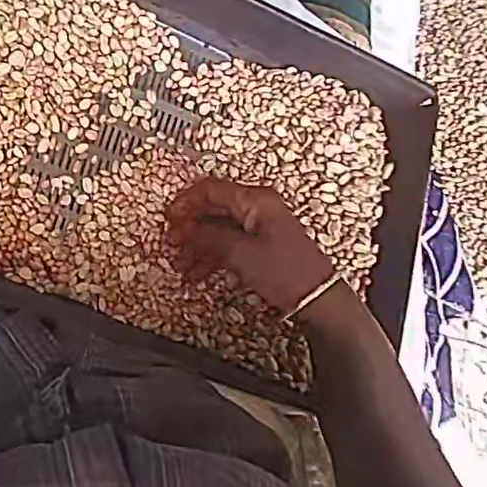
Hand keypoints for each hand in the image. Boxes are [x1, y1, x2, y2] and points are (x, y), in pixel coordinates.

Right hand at [166, 177, 335, 313]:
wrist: (317, 298)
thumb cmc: (286, 272)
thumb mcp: (240, 254)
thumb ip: (209, 237)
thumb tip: (184, 229)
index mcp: (256, 200)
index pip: (211, 189)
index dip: (186, 201)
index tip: (169, 217)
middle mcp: (258, 206)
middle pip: (214, 208)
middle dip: (190, 226)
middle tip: (172, 242)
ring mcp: (261, 224)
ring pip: (220, 227)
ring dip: (199, 244)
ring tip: (183, 264)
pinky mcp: (262, 242)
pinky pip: (230, 241)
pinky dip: (213, 254)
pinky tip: (199, 272)